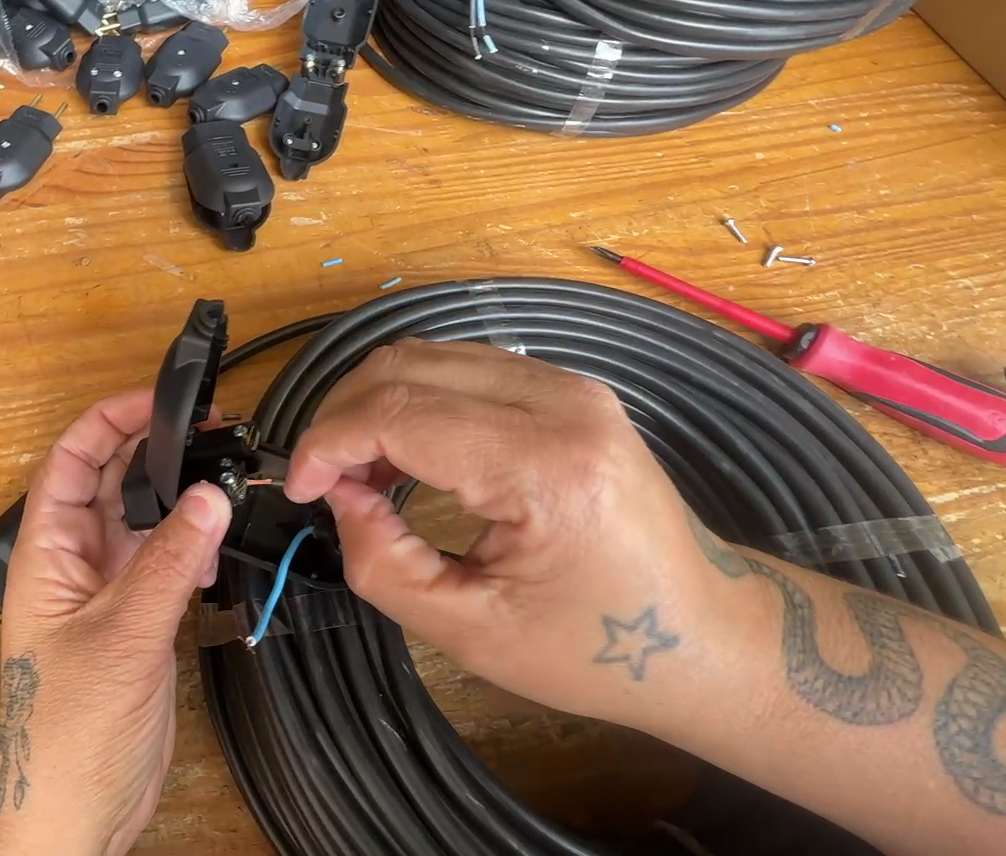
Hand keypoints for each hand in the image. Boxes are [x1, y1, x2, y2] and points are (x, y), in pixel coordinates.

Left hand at [0, 391, 231, 855]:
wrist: (74, 809)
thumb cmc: (70, 727)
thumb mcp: (124, 635)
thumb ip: (169, 563)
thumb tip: (210, 495)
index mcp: (49, 548)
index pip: (71, 460)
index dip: (109, 420)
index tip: (159, 400)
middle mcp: (75, 556)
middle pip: (110, 479)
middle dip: (154, 449)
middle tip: (211, 428)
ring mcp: (106, 583)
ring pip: (142, 516)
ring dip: (178, 496)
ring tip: (222, 481)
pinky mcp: (135, 611)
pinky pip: (163, 556)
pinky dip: (191, 543)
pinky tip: (215, 549)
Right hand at [281, 340, 755, 727]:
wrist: (707, 636)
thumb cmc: (594, 650)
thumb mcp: (470, 631)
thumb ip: (380, 561)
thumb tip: (336, 492)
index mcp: (543, 465)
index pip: (397, 412)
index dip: (326, 443)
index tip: (297, 487)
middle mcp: (558, 401)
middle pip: (403, 367)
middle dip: (339, 418)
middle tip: (323, 479)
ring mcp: (566, 384)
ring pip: (423, 355)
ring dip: (369, 404)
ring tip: (358, 470)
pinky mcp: (562, 386)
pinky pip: (455, 366)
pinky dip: (407, 399)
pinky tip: (400, 451)